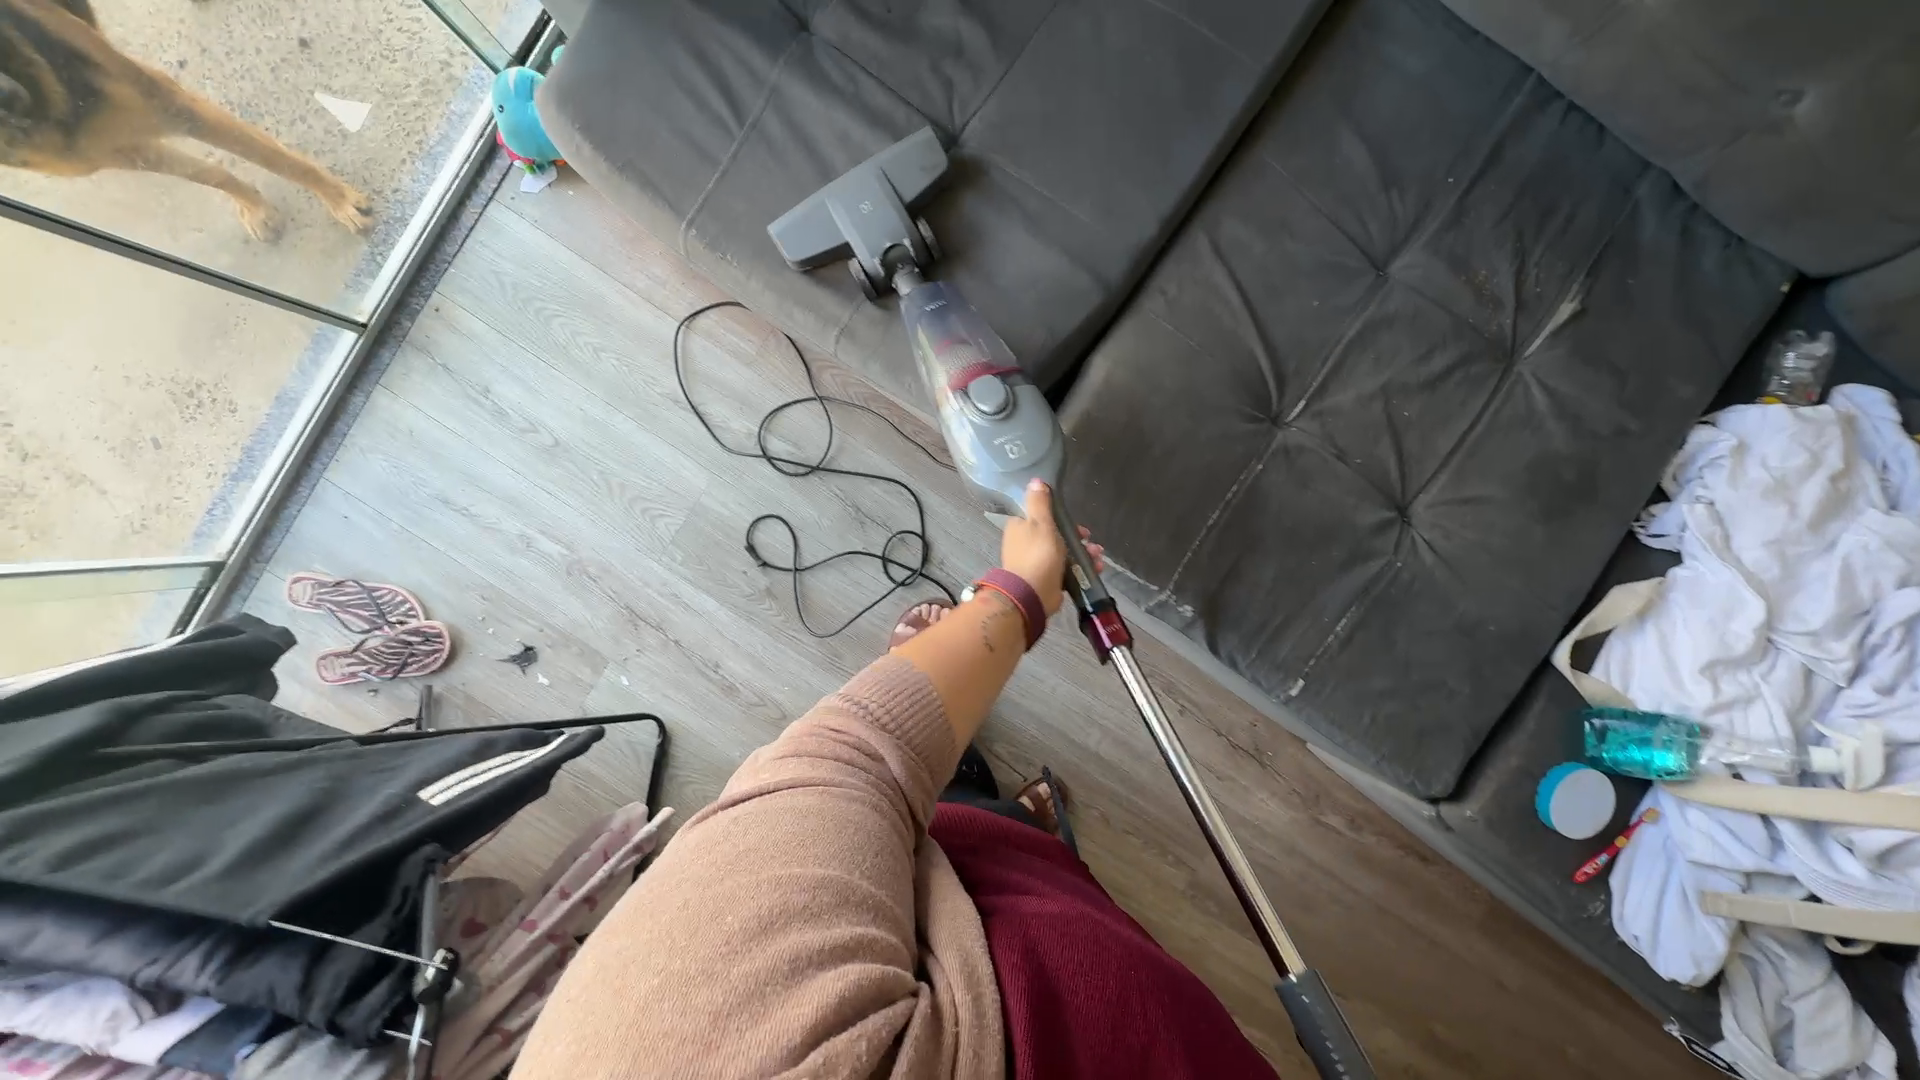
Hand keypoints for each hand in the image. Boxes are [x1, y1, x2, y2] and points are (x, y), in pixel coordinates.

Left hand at [1000, 479, 1105, 614]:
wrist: (1032, 594)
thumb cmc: (1037, 554)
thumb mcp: (1040, 522)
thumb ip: (1040, 502)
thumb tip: (1035, 480)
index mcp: (1020, 527)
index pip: (1040, 516)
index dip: (1059, 517)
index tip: (1074, 521)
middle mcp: (1026, 544)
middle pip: (1056, 534)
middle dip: (1077, 537)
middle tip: (1089, 540)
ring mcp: (1037, 562)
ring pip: (1064, 552)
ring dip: (1083, 552)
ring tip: (1097, 557)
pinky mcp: (1048, 578)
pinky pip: (1067, 569)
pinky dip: (1081, 567)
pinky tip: (1095, 568)